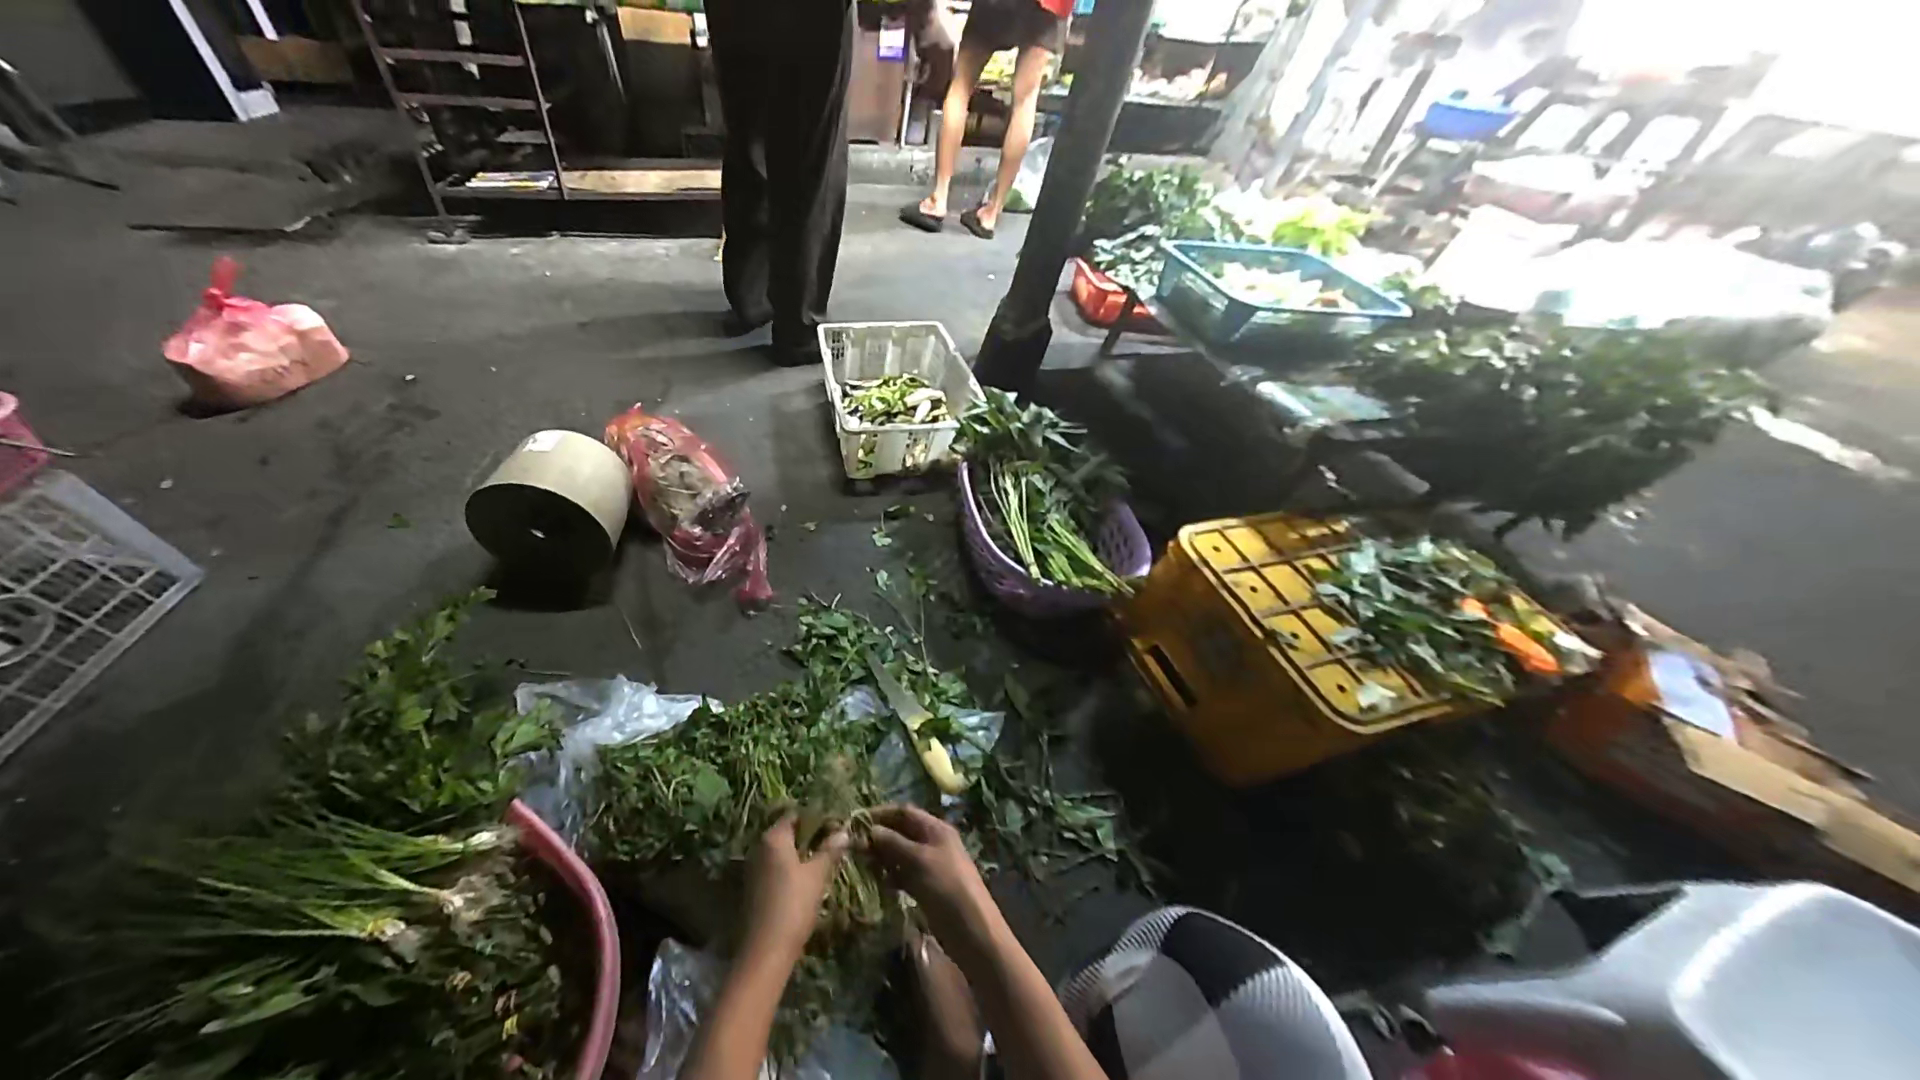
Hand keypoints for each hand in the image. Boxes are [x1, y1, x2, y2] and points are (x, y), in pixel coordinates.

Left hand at [743, 814, 848, 958]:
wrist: (765, 952)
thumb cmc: (793, 905)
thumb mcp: (817, 875)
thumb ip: (830, 849)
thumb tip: (843, 831)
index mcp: (773, 838)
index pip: (796, 814)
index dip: (818, 817)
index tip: (837, 825)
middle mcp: (759, 847)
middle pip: (788, 831)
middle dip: (811, 834)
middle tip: (835, 841)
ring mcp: (753, 868)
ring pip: (782, 850)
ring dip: (802, 852)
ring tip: (826, 858)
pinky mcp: (754, 887)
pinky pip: (775, 866)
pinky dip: (791, 866)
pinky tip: (808, 877)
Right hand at [864, 805, 991, 941]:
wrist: (972, 929)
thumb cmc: (947, 887)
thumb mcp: (919, 860)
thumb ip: (893, 843)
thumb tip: (870, 830)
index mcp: (936, 828)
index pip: (904, 812)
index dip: (880, 813)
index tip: (855, 821)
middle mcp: (933, 842)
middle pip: (902, 831)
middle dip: (879, 835)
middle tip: (852, 844)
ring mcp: (930, 865)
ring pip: (901, 853)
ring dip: (882, 855)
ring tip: (858, 861)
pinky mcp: (927, 886)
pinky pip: (904, 873)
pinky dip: (890, 874)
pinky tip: (875, 880)